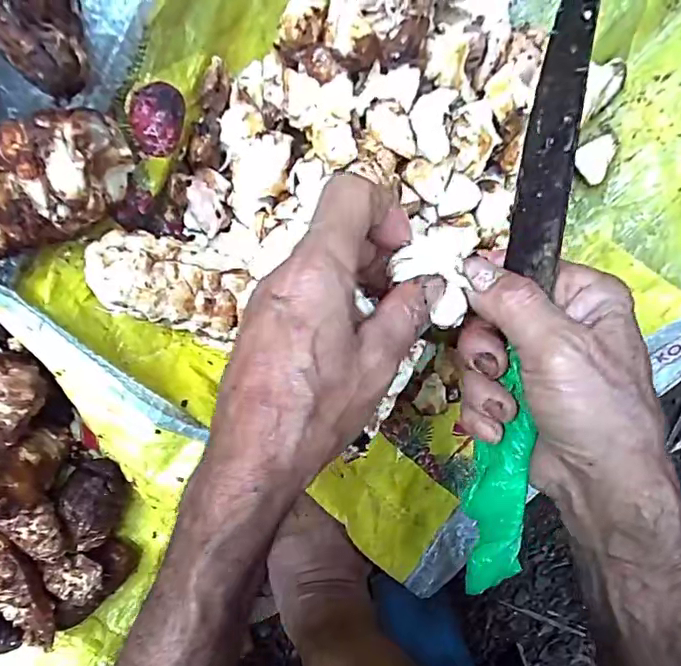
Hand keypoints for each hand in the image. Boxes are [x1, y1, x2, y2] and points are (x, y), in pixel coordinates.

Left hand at [206, 175, 436, 491]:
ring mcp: (265, 301)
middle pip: (335, 231)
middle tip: (402, 296)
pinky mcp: (259, 326)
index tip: (403, 250)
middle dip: (377, 255)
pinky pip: (300, 295)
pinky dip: (331, 304)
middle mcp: (283, 277)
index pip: (349, 193)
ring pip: (318, 265)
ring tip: (378, 327)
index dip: (386, 210)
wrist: (254, 457)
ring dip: (356, 283)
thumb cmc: (310, 416)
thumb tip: (426, 287)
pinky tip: (346, 347)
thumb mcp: (376, 363)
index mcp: (315, 271)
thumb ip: (406, 313)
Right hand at [452, 255, 668, 505]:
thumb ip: (512, 302)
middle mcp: (555, 327)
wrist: (597, 481)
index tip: (464, 303)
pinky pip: (477, 395)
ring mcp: (531, 368)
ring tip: (508, 413)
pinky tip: (503, 431)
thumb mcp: (557, 346)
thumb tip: (472, 265)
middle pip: (488, 319)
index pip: (521, 271)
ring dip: (484, 392)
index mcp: (581, 298)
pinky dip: (484, 416)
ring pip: (476, 362)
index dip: (489, 287)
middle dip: (484, 354)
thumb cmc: (597, 409)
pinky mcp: (513, 402)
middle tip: (496, 371)